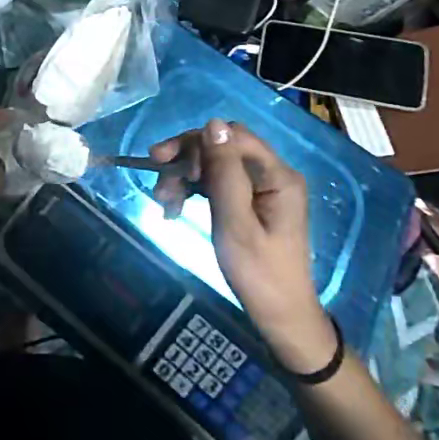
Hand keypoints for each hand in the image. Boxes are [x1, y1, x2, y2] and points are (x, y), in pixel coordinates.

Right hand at [151, 120, 337, 373]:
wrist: (280, 316)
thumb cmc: (258, 272)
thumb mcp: (235, 222)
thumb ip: (224, 172)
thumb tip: (212, 123)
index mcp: (277, 176)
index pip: (231, 136)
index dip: (196, 144)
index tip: (164, 164)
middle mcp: (272, 174)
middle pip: (221, 147)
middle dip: (186, 161)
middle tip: (158, 186)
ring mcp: (262, 188)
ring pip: (214, 164)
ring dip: (184, 178)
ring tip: (165, 204)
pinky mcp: (251, 202)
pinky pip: (216, 182)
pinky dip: (193, 191)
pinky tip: (175, 209)